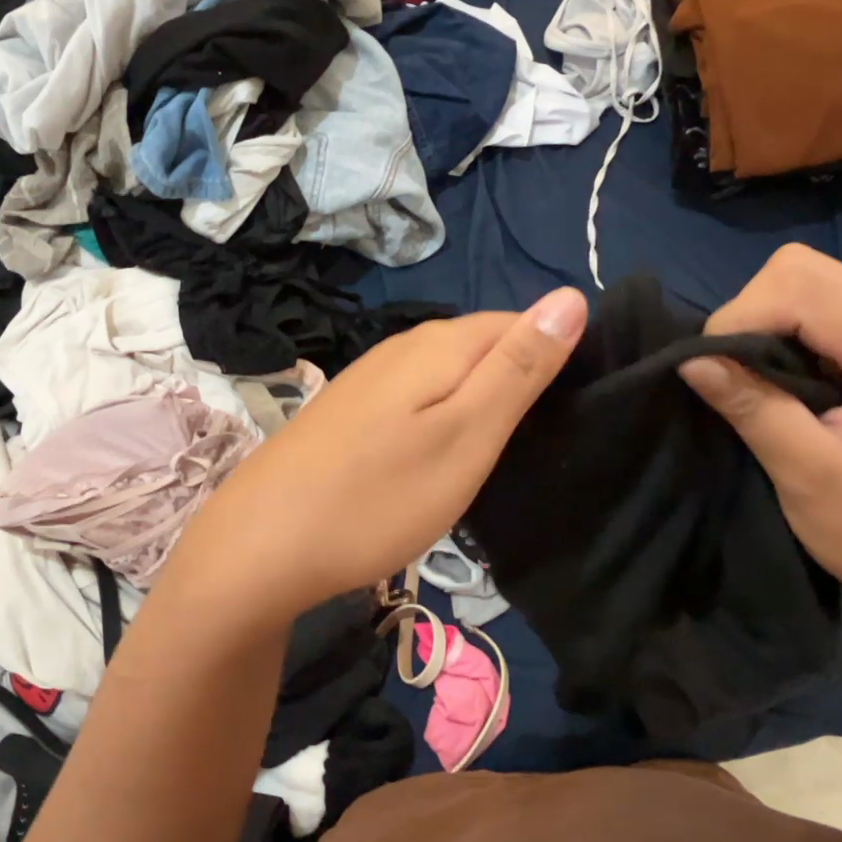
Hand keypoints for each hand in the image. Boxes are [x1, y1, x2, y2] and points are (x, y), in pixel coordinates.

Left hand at [165, 287, 589, 622]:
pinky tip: (443, 454)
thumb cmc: (378, 498)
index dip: (556, 355)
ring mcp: (370, 378)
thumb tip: (571, 296)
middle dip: (520, 378)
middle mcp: (402, 346)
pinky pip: (417, 396)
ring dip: (482, 400)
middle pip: (483, 345)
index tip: (579, 408)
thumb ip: (518, 368)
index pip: (521, 322)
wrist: (262, 546)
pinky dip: (444, 418)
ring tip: (504, 452)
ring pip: (449, 373)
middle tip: (546, 439)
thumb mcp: (466, 435)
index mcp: (440, 345)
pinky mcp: (350, 411)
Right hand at [677, 245, 841, 624]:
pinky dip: (787, 334)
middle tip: (731, 368)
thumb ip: (752, 407)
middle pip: (812, 271)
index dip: (746, 315)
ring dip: (768, 320)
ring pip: (816, 286)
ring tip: (752, 377)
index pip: (809, 288)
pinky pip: (826, 315)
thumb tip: (690, 358)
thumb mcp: (807, 477)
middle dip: (754, 308)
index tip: (712, 368)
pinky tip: (781, 379)